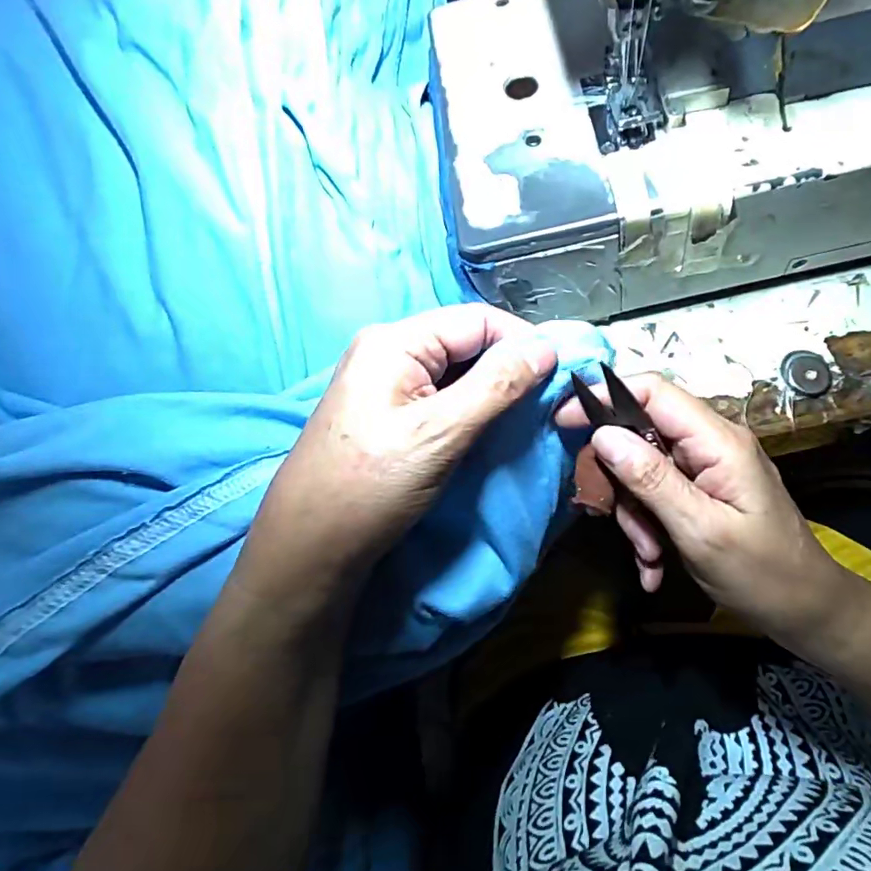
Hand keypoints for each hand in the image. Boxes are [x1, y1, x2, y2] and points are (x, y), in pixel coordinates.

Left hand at [232, 305, 558, 625]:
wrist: (310, 552)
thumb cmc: (371, 488)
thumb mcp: (441, 433)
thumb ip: (498, 385)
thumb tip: (549, 346)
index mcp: (395, 341)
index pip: (479, 319)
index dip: (524, 342)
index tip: (560, 378)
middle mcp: (390, 350)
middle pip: (469, 341)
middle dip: (512, 367)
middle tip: (547, 404)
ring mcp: (388, 382)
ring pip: (461, 370)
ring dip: (496, 390)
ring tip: (525, 419)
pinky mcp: (391, 411)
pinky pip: (445, 394)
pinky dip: (475, 408)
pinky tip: (492, 430)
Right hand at [555, 373, 861, 648]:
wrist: (805, 609)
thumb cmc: (762, 572)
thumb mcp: (700, 529)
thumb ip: (651, 479)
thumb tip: (603, 434)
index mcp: (718, 440)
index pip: (655, 391)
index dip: (607, 397)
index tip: (564, 421)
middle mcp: (712, 443)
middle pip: (642, 436)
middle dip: (624, 484)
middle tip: (626, 527)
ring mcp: (708, 468)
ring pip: (645, 472)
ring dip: (637, 517)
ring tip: (651, 556)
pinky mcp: (704, 491)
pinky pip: (660, 496)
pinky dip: (651, 528)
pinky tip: (655, 566)